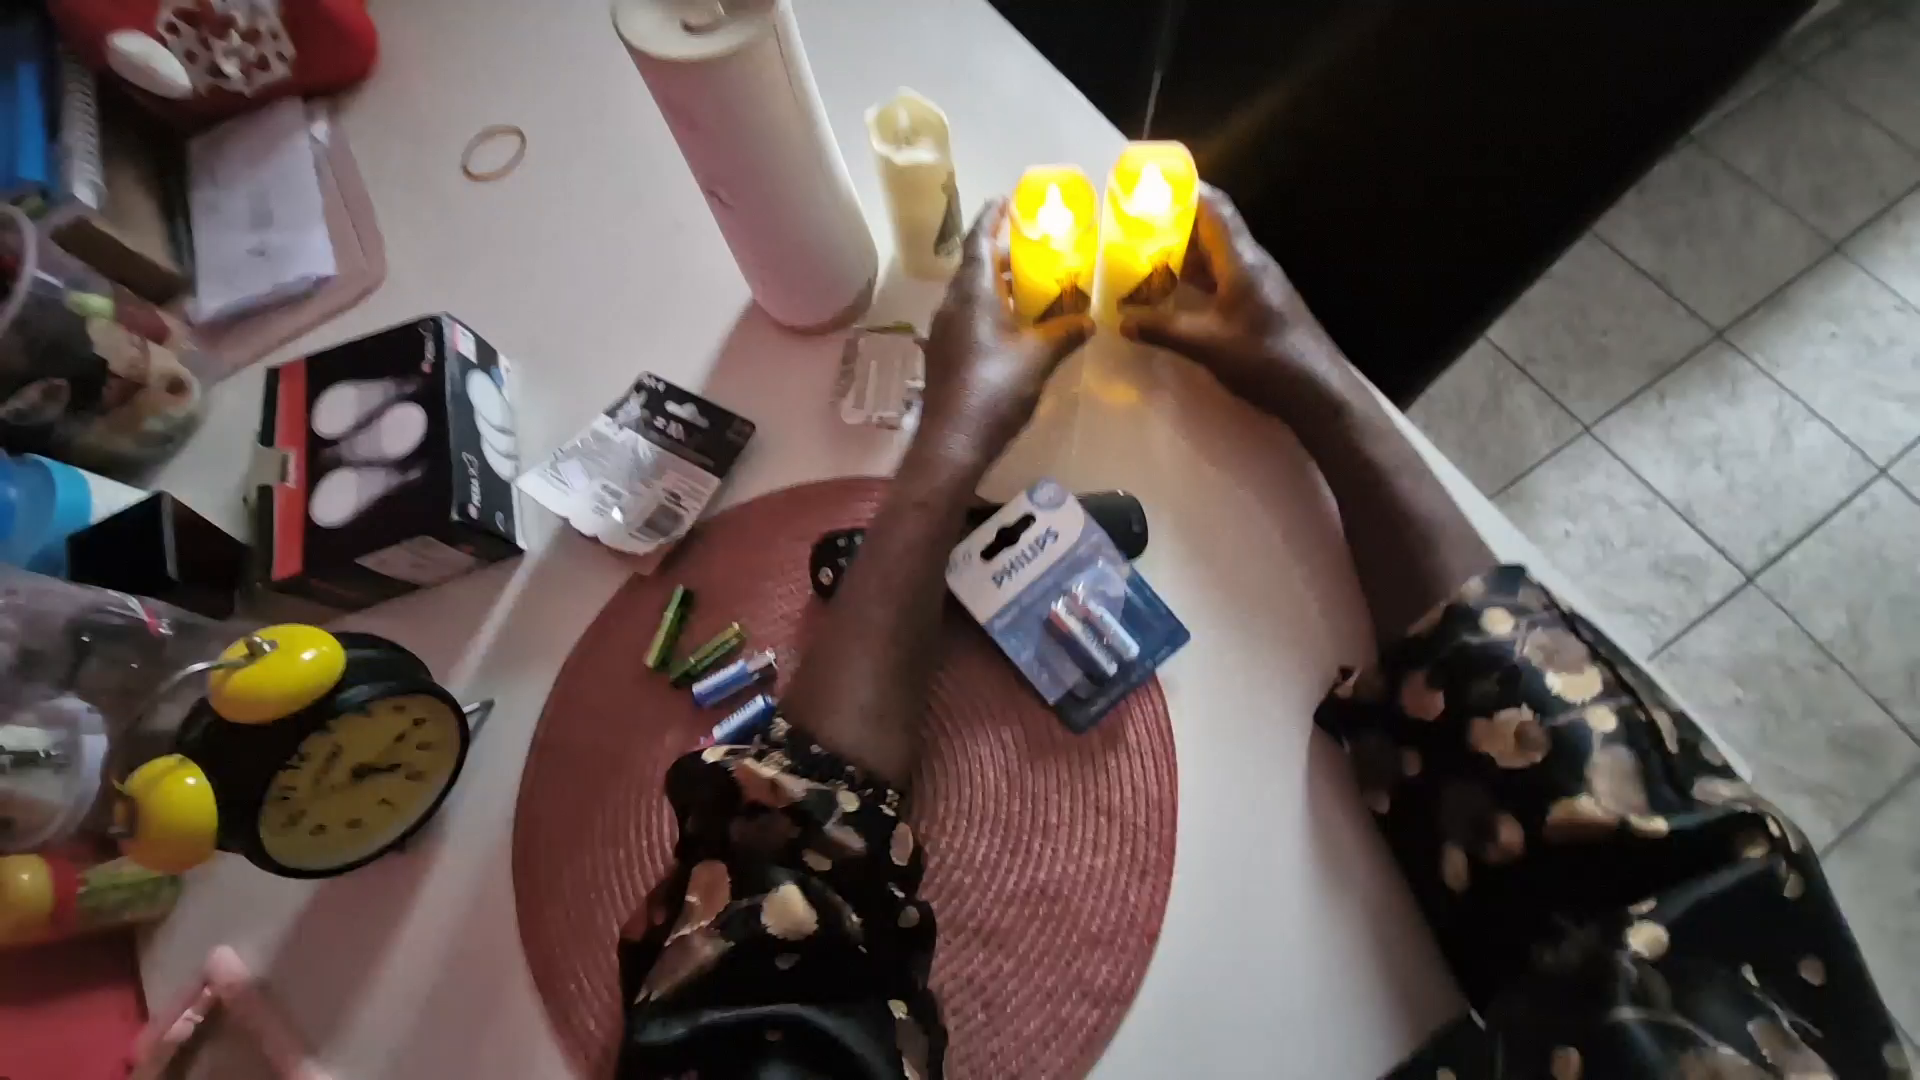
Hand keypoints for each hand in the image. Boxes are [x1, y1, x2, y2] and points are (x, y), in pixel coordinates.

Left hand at [918, 198, 1094, 465]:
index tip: (1007, 199)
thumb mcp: (1038, 358)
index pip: (979, 241)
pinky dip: (986, 311)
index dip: (992, 217)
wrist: (953, 442)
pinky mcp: (942, 357)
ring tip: (1022, 284)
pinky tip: (1007, 327)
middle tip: (1028, 247)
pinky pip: (965, 319)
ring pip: (967, 296)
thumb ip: (1064, 333)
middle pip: (972, 267)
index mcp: (971, 294)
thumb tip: (1091, 320)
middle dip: (998, 253)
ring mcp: (942, 333)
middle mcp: (950, 306)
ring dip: (992, 285)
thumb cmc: (994, 390)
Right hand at [1118, 185, 1356, 420]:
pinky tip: (1173, 290)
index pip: (1214, 209)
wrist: (1315, 388)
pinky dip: (1194, 277)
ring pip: (1215, 254)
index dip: (1186, 190)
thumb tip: (1123, 321)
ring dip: (1183, 252)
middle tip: (1136, 225)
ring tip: (1145, 255)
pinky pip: (1220, 277)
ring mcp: (1256, 283)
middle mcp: (1251, 263)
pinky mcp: (1257, 303)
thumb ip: (1163, 330)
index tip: (1153, 186)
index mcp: (1241, 261)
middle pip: (1212, 228)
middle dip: (1175, 222)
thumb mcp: (1206, 345)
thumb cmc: (1264, 358)